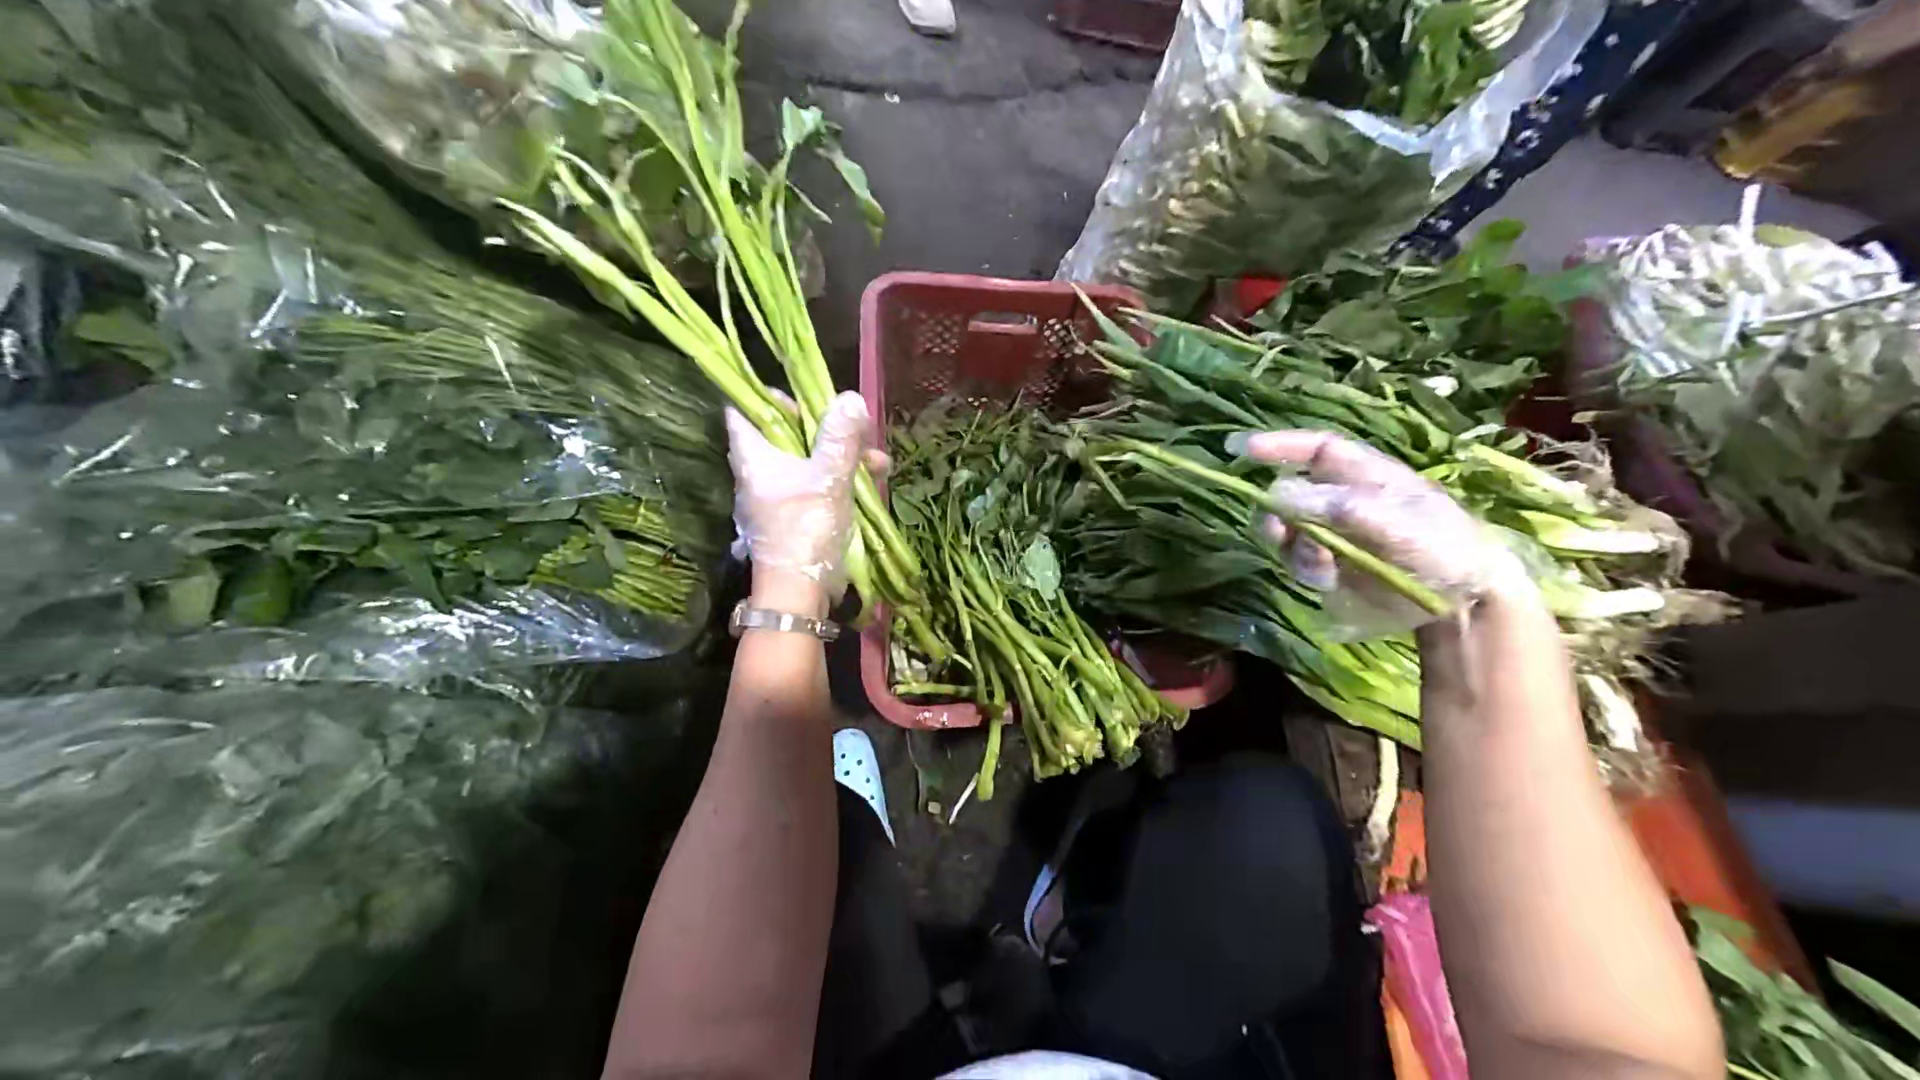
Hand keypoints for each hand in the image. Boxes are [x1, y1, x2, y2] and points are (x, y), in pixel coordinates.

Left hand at [726, 391, 881, 615]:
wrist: (802, 591)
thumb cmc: (805, 529)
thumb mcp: (828, 478)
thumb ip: (840, 438)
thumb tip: (851, 398)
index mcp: (754, 456)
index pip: (746, 410)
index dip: (772, 397)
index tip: (806, 397)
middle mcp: (762, 470)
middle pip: (788, 431)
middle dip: (826, 427)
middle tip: (855, 426)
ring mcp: (782, 492)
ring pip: (812, 457)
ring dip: (844, 454)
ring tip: (877, 459)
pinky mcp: (801, 512)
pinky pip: (822, 482)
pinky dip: (845, 478)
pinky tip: (875, 477)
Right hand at [1235, 430, 1533, 626]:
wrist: (1460, 605)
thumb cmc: (1441, 549)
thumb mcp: (1395, 522)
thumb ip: (1338, 506)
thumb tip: (1278, 494)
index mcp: (1365, 475)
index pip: (1315, 449)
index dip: (1277, 445)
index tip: (1238, 448)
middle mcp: (1341, 499)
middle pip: (1286, 491)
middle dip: (1276, 510)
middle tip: (1278, 529)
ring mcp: (1332, 533)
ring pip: (1284, 528)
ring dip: (1292, 546)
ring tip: (1319, 566)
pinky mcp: (1326, 564)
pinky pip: (1293, 557)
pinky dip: (1302, 568)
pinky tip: (1325, 579)